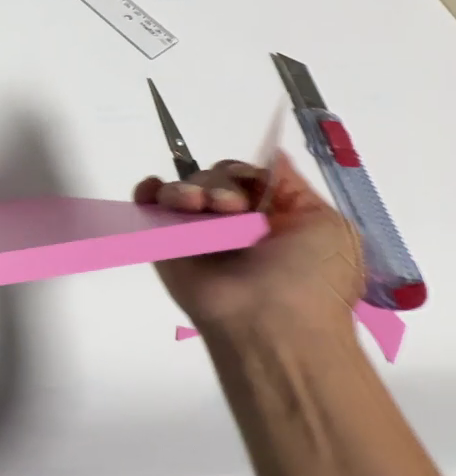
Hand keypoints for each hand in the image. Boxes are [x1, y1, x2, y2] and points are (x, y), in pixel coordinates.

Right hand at [134, 153, 363, 335]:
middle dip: (216, 184)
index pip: (246, 176)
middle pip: (210, 177)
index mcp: (272, 217)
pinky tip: (155, 195)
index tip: (247, 183)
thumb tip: (274, 154)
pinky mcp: (162, 239)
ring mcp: (195, 230)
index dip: (242, 173)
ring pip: (179, 187)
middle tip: (228, 208)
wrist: (270, 321)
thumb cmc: (311, 278)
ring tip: (192, 207)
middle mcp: (232, 220)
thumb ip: (296, 189)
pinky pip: (146, 203)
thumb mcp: (329, 229)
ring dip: (184, 190)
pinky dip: (147, 193)